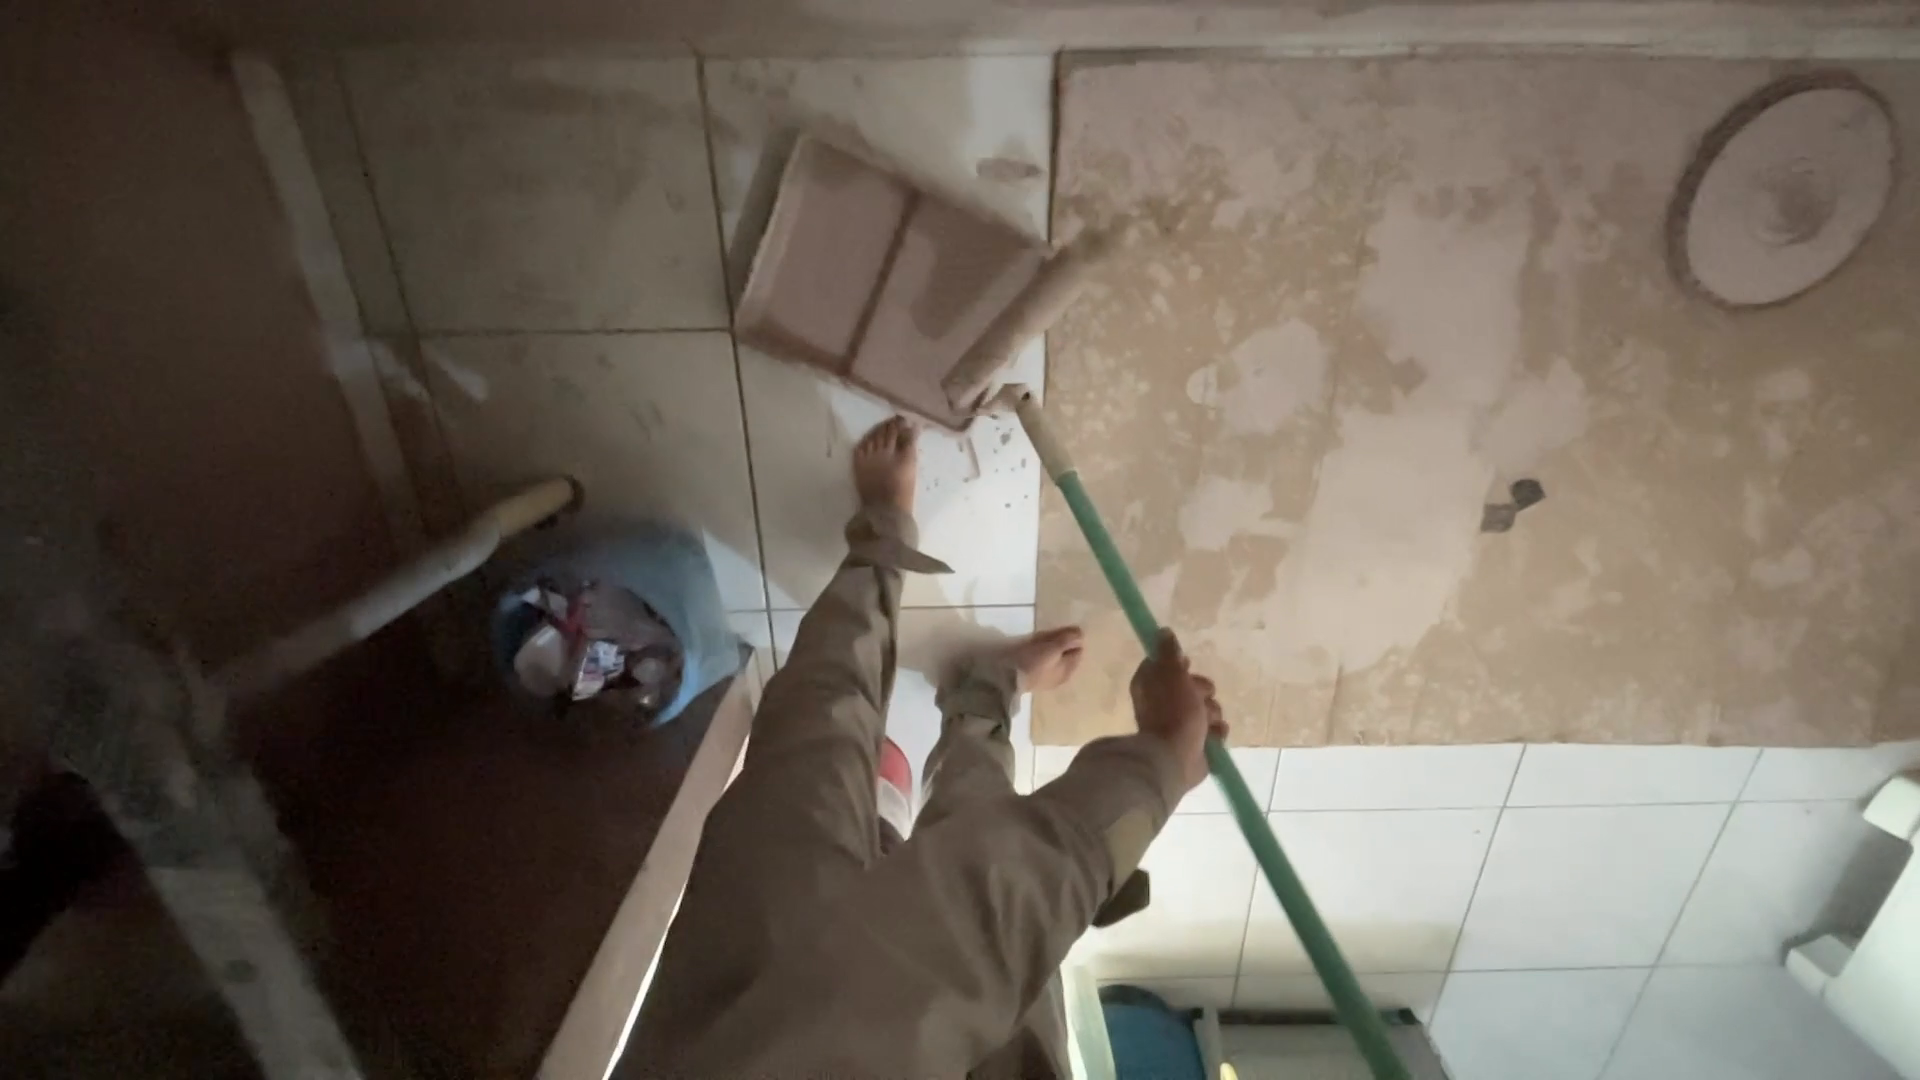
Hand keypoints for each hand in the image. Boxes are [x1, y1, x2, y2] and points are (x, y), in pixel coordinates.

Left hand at [1129, 629, 1226, 790]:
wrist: (1175, 756)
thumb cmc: (1171, 711)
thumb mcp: (1170, 673)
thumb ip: (1168, 652)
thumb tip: (1163, 631)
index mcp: (1151, 685)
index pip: (1168, 666)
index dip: (1180, 665)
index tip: (1186, 665)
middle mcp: (1164, 703)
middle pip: (1194, 686)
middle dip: (1203, 691)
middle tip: (1200, 698)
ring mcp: (1181, 724)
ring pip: (1208, 708)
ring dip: (1212, 713)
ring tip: (1205, 723)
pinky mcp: (1197, 743)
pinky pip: (1215, 730)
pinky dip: (1216, 733)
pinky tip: (1212, 737)